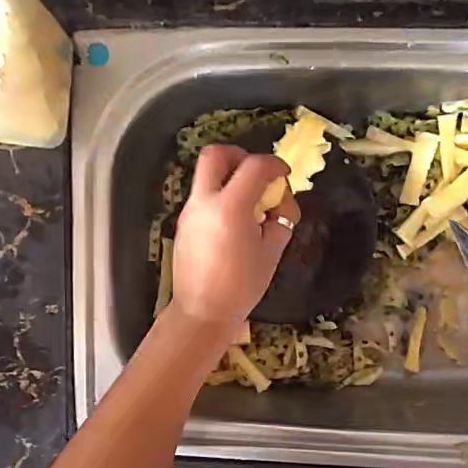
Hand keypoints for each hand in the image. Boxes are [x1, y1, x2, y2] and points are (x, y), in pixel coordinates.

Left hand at [170, 145, 300, 326]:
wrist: (202, 312)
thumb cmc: (241, 287)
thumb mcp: (271, 253)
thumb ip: (281, 220)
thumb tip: (283, 203)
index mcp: (230, 207)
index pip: (254, 166)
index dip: (274, 165)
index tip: (284, 175)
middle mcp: (205, 202)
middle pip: (215, 155)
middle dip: (239, 155)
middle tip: (256, 173)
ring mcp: (190, 212)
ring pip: (205, 175)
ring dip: (229, 177)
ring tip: (249, 204)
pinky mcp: (183, 224)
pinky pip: (202, 197)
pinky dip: (220, 196)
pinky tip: (235, 222)